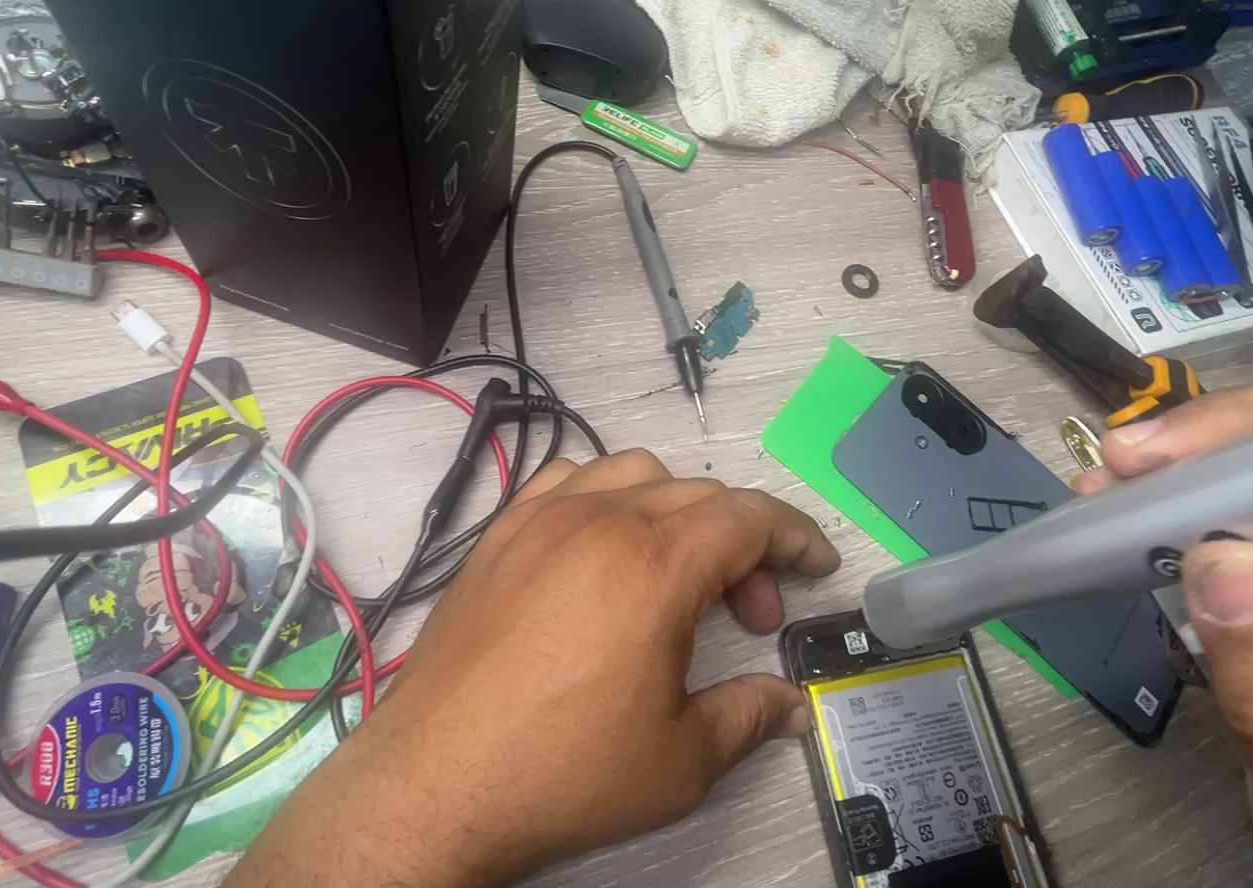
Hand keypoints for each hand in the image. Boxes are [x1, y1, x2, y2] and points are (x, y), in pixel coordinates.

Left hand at [227, 449, 841, 887]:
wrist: (435, 780)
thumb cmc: (564, 771)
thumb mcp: (680, 760)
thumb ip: (749, 715)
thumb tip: (792, 706)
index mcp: (656, 564)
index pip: (749, 517)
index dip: (795, 536)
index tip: (817, 567)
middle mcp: (602, 519)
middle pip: (700, 497)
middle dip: (744, 544)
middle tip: (749, 614)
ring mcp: (543, 517)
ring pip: (636, 472)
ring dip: (678, 509)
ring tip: (677, 570)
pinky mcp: (501, 531)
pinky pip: (567, 478)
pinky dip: (605, 495)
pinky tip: (602, 542)